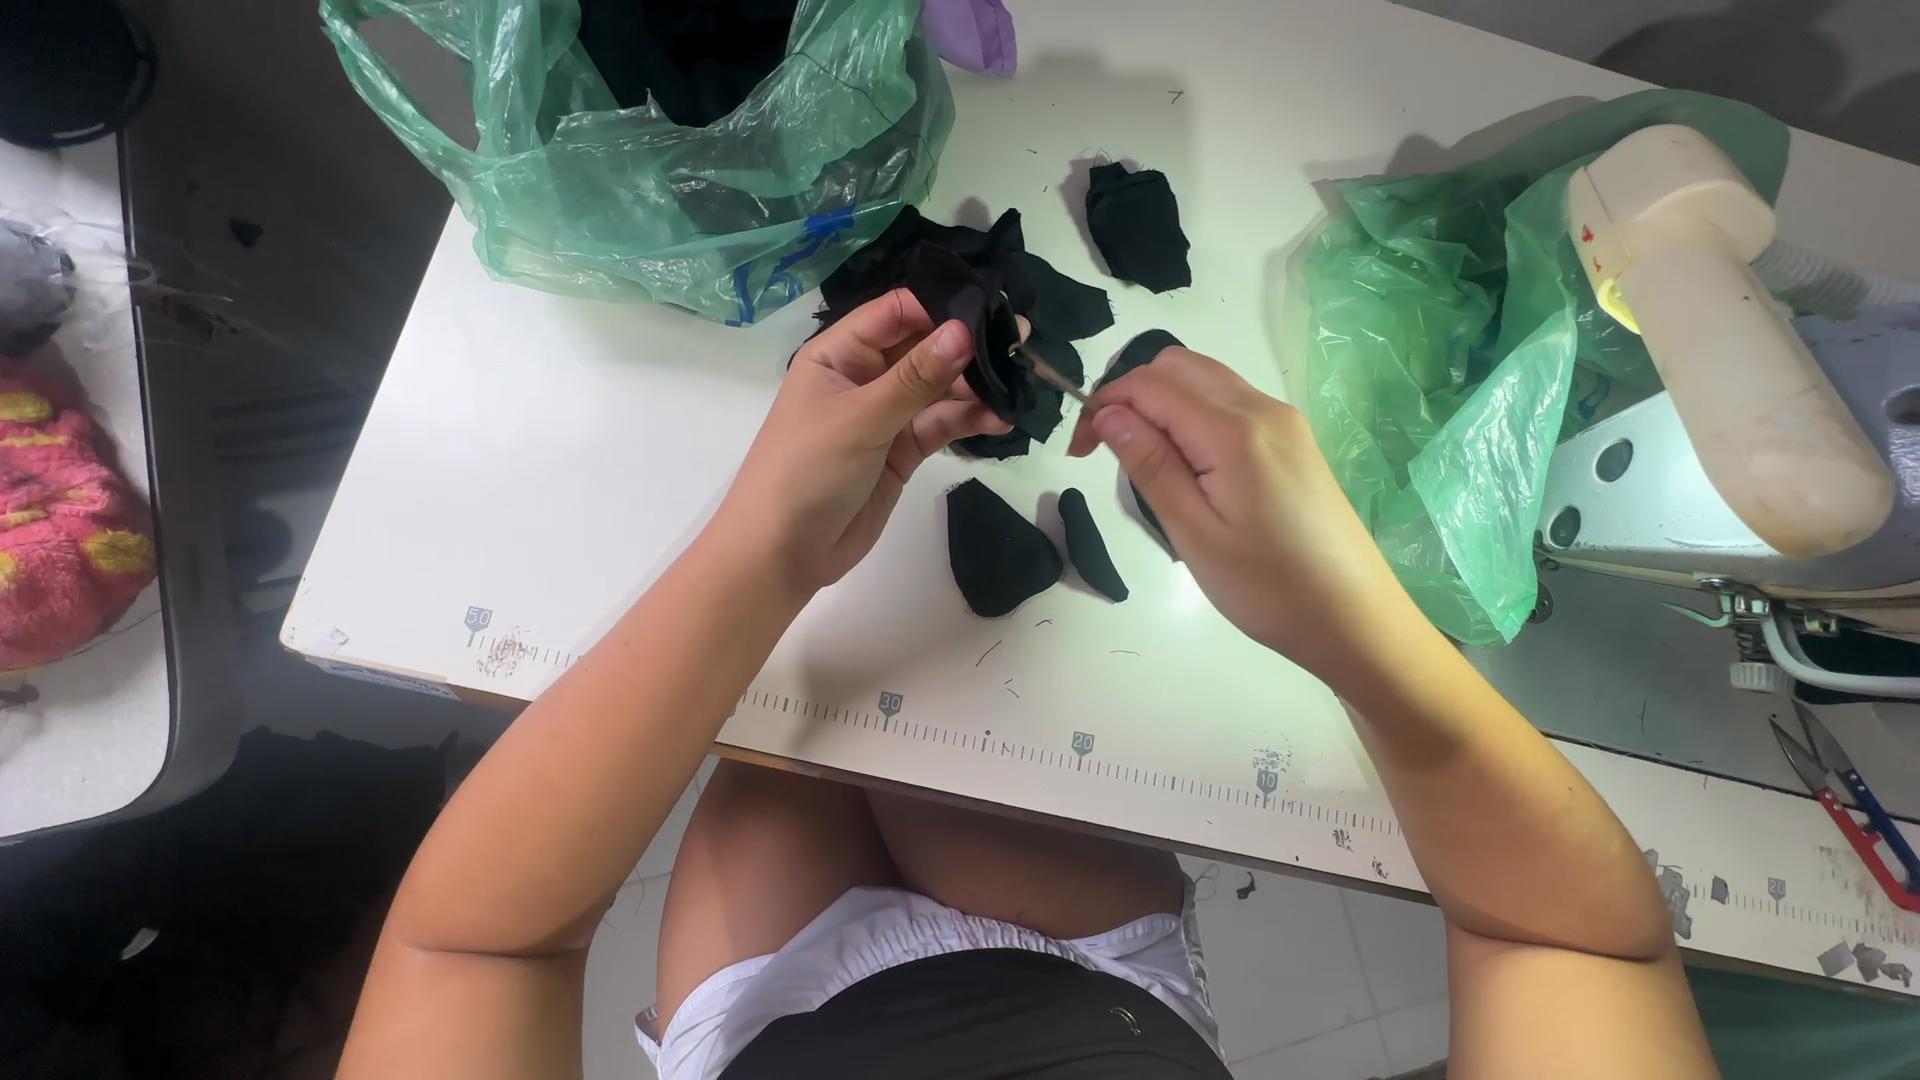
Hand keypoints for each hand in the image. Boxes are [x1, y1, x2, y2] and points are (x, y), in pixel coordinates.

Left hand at [708, 289, 1010, 600]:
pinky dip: (969, 421)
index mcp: (839, 354)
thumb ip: (915, 378)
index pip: (895, 313)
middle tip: (1018, 342)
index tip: (988, 311)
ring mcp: (885, 417)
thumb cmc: (806, 471)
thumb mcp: (860, 419)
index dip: (939, 307)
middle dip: (966, 347)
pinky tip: (1000, 419)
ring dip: (974, 387)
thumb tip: (963, 331)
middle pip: (922, 349)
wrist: (784, 551)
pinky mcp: (902, 452)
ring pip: (937, 390)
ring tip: (1018, 384)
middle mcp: (864, 377)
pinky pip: (940, 425)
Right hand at [1067, 347, 1419, 680]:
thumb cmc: (1268, 588)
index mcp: (1234, 431)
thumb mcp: (1194, 533)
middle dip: (1129, 394)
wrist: (1355, 618)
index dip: (1102, 405)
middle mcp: (1262, 409)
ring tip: (1142, 460)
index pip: (1149, 385)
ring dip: (1160, 403)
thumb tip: (1108, 414)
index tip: (1078, 452)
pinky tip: (1185, 464)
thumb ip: (1150, 465)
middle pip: (1177, 366)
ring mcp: (1283, 422)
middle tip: (1105, 450)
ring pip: (1204, 380)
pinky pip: (1228, 403)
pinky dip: (1191, 415)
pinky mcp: (1292, 440)